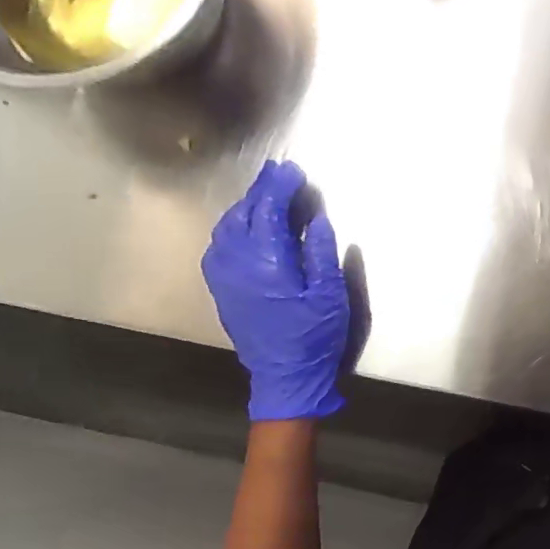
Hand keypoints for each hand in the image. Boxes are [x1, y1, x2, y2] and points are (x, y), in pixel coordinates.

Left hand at [201, 161, 349, 420]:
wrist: (285, 377)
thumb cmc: (313, 337)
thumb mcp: (329, 295)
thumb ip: (322, 253)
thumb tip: (315, 218)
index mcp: (266, 261)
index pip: (268, 209)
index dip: (280, 186)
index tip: (293, 171)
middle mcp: (236, 262)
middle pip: (243, 213)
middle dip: (261, 191)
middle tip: (279, 176)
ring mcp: (223, 276)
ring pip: (227, 228)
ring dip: (245, 208)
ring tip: (265, 199)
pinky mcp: (220, 289)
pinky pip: (219, 247)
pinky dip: (234, 228)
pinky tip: (247, 229)